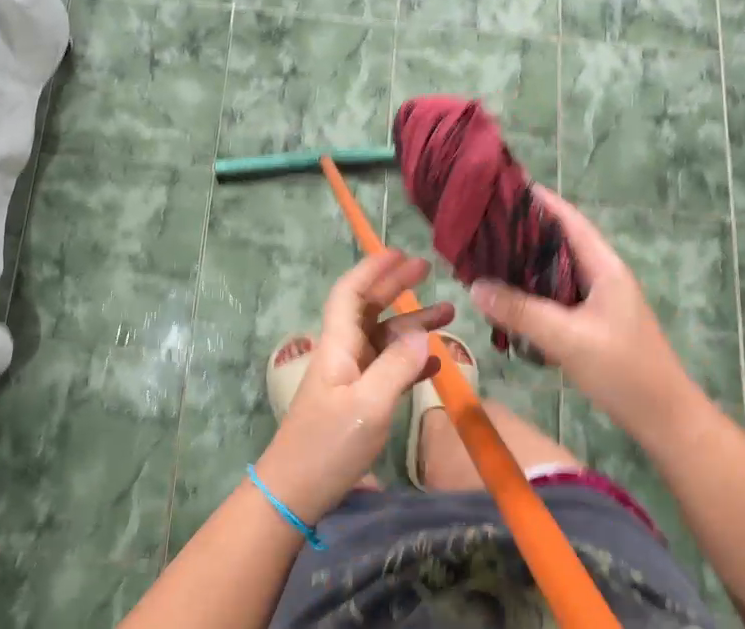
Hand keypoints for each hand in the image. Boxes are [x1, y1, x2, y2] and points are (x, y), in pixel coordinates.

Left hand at [255, 250, 453, 523]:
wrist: (295, 492)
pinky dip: (411, 360)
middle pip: (368, 308)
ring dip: (412, 323)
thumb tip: (422, 334)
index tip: (400, 253)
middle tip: (427, 269)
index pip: (351, 293)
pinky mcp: (358, 402)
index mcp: (338, 346)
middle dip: (395, 286)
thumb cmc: (328, 446)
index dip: (373, 269)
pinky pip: (388, 369)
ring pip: (383, 338)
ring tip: (449, 313)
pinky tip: (436, 360)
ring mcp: (350, 378)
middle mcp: (343, 353)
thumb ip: (396, 367)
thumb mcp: (368, 406)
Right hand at [469, 186, 701, 437]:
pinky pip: (553, 296)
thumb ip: (521, 311)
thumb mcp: (568, 339)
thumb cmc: (623, 371)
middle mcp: (600, 275)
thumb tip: (474, 286)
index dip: (536, 199)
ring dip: (521, 263)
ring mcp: (596, 301)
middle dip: (519, 231)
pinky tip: (504, 299)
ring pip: (552, 270)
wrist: (664, 420)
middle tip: (477, 223)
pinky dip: (529, 291)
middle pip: (556, 241)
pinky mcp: (590, 324)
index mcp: (604, 266)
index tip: (497, 186)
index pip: (567, 218)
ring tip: (481, 256)